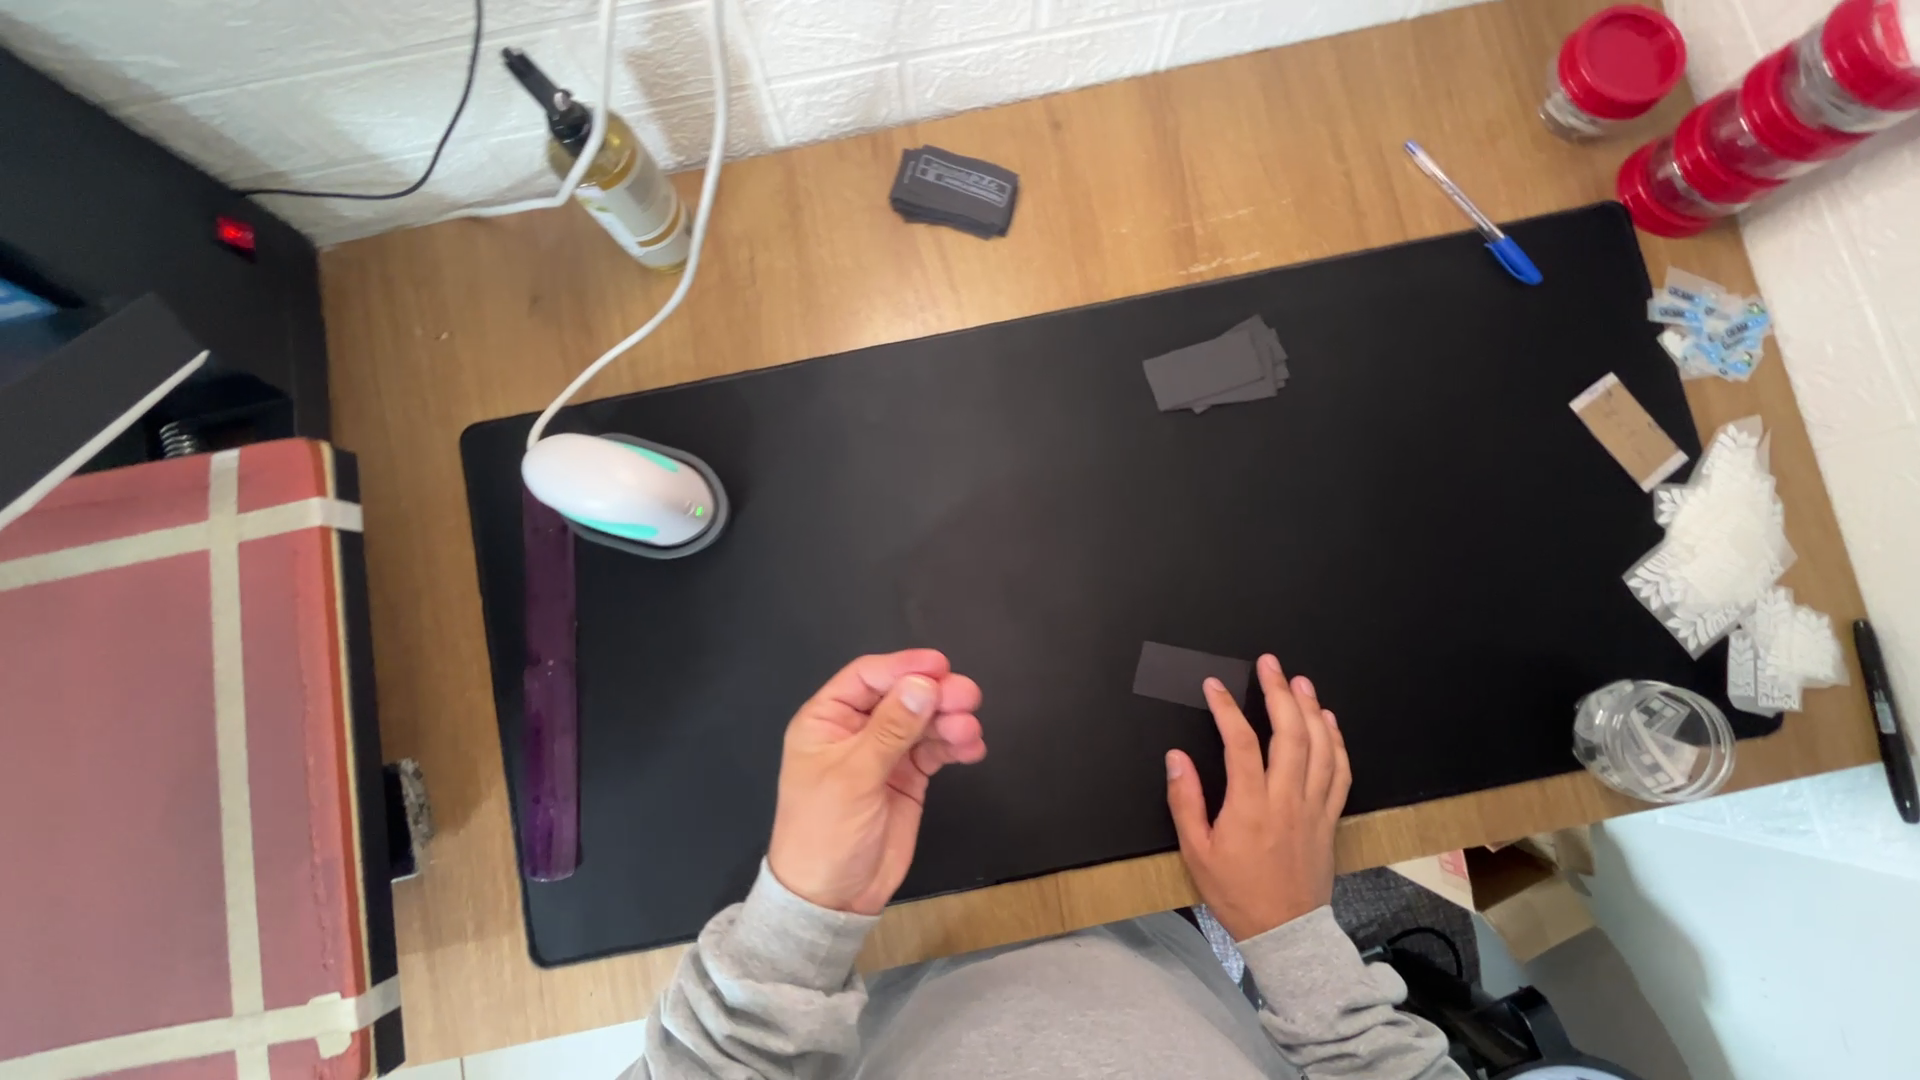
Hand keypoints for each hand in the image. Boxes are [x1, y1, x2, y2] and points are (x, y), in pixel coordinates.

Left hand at [767, 650, 986, 914]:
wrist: (832, 899)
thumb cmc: (824, 831)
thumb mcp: (854, 777)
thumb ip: (891, 729)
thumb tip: (924, 685)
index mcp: (828, 719)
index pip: (867, 677)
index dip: (902, 667)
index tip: (940, 666)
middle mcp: (857, 729)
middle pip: (902, 696)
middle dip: (935, 694)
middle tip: (969, 696)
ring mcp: (885, 753)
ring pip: (923, 721)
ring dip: (949, 720)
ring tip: (971, 730)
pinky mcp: (908, 777)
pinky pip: (935, 750)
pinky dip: (955, 745)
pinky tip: (972, 748)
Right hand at [1165, 654, 1351, 940]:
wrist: (1285, 933)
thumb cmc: (1235, 892)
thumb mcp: (1195, 851)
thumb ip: (1185, 801)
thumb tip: (1176, 757)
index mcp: (1250, 806)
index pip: (1240, 743)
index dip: (1226, 709)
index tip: (1213, 686)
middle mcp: (1287, 800)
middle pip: (1290, 735)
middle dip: (1279, 693)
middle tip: (1269, 664)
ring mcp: (1314, 808)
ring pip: (1321, 748)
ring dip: (1311, 710)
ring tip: (1300, 682)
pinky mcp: (1330, 818)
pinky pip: (1341, 773)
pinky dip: (1337, 742)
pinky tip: (1328, 722)